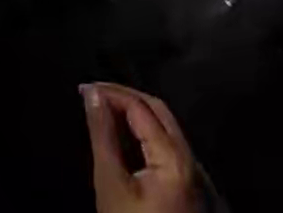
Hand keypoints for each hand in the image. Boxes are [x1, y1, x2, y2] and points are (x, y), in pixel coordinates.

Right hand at [85, 84, 196, 212]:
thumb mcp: (110, 183)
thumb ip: (102, 134)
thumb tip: (92, 94)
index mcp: (176, 159)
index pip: (140, 107)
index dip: (110, 92)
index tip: (83, 90)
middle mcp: (194, 163)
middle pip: (159, 111)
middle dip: (125, 97)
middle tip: (94, 94)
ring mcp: (200, 179)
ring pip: (167, 129)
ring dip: (136, 115)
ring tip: (104, 112)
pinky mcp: (196, 193)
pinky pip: (170, 150)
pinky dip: (146, 136)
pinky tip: (125, 140)